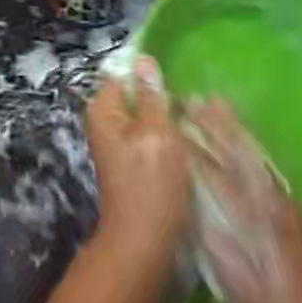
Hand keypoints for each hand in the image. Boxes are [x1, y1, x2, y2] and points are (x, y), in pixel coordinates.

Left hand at [86, 56, 190, 268]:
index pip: (125, 74)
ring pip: (146, 118)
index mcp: (103, 109)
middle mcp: (104, 122)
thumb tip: (143, 58)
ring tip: (198, 121)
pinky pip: (150, 137)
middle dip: (163, 98)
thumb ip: (152, 96)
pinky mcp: (132, 162)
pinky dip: (167, 138)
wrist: (143, 244)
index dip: (151, 74)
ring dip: (169, 119)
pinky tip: (190, 144)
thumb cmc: (151, 186)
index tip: (180, 80)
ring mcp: (117, 143)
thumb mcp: (158, 134)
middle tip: (195, 103)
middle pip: (136, 96)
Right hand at [183, 99, 301, 302]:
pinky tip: (243, 155)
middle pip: (244, 158)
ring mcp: (296, 218)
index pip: (221, 172)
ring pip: (259, 165)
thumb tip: (189, 210)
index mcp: (263, 223)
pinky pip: (268, 179)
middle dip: (218, 126)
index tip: (172, 117)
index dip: (195, 144)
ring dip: (234, 135)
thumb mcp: (252, 301)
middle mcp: (280, 210)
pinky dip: (250, 156)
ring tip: (214, 109)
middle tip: (193, 97)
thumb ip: (221, 252)